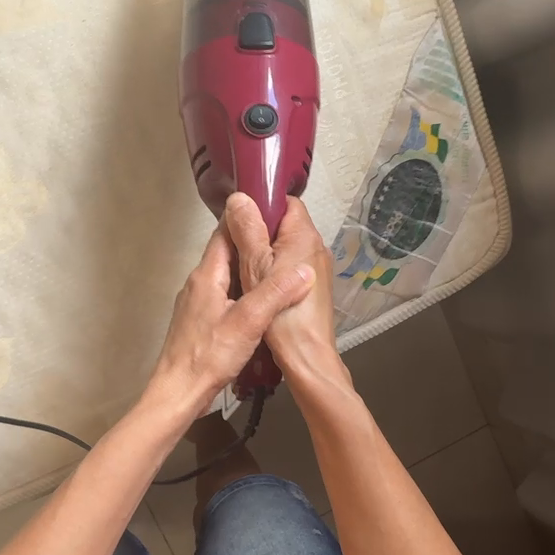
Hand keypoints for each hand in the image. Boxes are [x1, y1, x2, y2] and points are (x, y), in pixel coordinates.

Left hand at [146, 220, 313, 416]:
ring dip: (249, 270)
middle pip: (227, 253)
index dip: (247, 219)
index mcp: (207, 275)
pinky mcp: (199, 322)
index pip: (225, 232)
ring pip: (226, 276)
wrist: (178, 393)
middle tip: (283, 241)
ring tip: (277, 268)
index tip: (272, 212)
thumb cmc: (208, 357)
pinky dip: (243, 293)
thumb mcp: (249, 322)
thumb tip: (304, 270)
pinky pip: (224, 296)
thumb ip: (275, 293)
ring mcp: (196, 304)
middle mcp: (198, 284)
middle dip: (253, 244)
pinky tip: (260, 304)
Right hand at [224, 193, 347, 390]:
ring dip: (264, 255)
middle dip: (259, 233)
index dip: (262, 207)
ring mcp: (318, 269)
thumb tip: (239, 198)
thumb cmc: (281, 312)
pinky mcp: (315, 289)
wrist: (307, 357)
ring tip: (243, 269)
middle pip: (284, 226)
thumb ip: (248, 230)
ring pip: (286, 250)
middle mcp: (316, 248)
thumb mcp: (255, 266)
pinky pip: (290, 269)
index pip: (286, 203)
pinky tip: (257, 287)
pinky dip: (273, 272)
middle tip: (236, 249)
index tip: (240, 222)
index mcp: (305, 236)